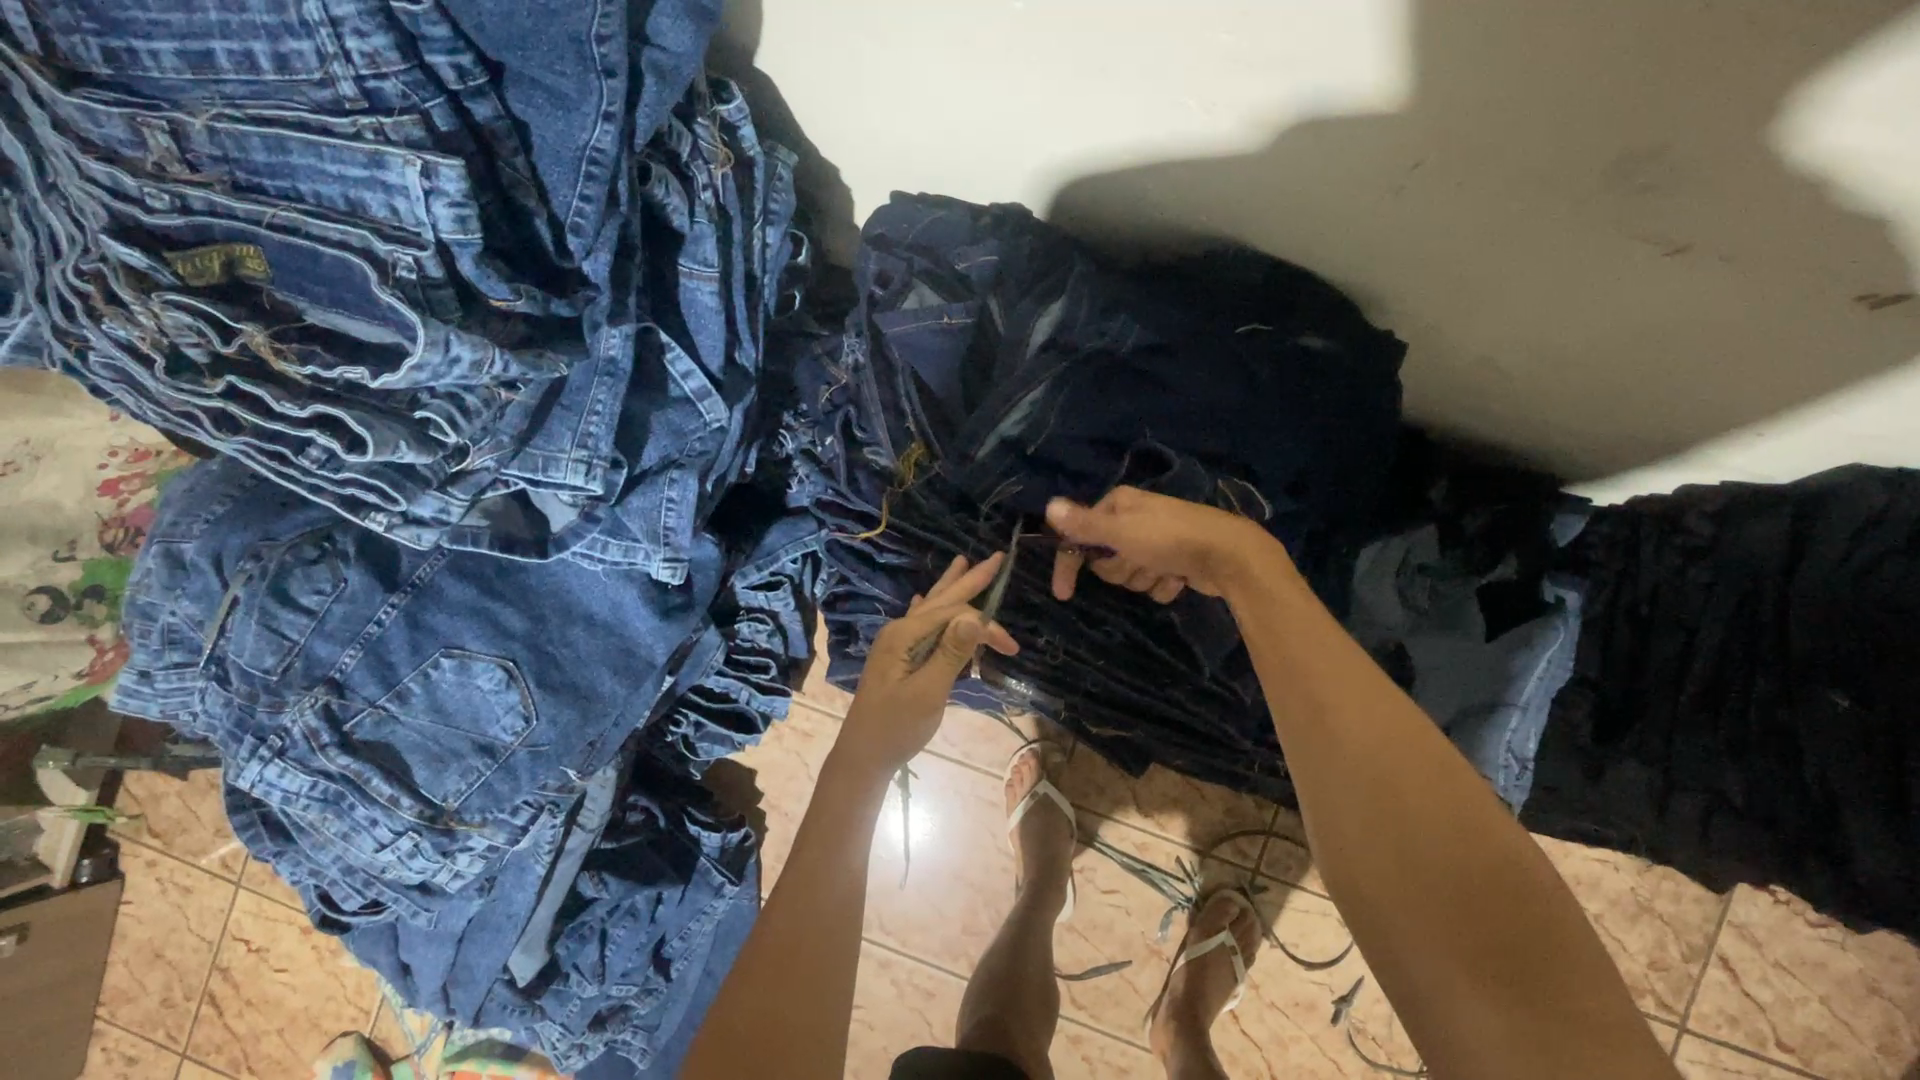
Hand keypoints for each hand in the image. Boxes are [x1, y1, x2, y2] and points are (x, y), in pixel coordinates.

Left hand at [839, 554, 1019, 771]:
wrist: (863, 757)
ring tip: (963, 563)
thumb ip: (950, 654)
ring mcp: (895, 643)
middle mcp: (898, 631)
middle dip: (970, 580)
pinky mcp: (896, 657)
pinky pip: (918, 623)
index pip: (955, 615)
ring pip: (930, 607)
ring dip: (950, 588)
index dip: (986, 625)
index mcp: (904, 635)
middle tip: (996, 558)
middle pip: (942, 600)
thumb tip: (974, 617)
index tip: (1011, 648)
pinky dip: (929, 609)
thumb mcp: (928, 693)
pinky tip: (923, 598)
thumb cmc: (896, 728)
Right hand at [1046, 486, 1290, 601]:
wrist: (1228, 556)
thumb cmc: (1170, 539)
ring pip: (1129, 573)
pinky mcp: (1175, 561)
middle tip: (1138, 563)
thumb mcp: (1121, 531)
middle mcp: (1135, 518)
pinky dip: (1163, 585)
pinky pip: (1154, 583)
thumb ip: (1084, 524)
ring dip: (1142, 578)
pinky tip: (1178, 579)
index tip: (1062, 593)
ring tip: (1162, 570)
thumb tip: (1048, 506)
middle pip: (1105, 559)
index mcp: (1119, 503)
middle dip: (1119, 569)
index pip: (1080, 535)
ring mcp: (1156, 541)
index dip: (1070, 564)